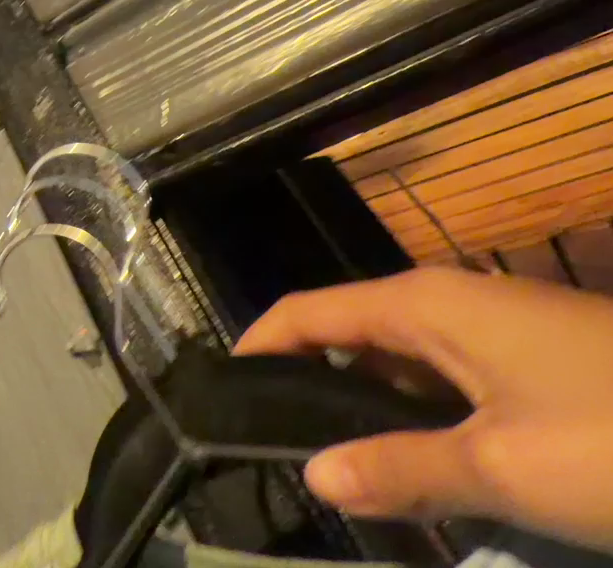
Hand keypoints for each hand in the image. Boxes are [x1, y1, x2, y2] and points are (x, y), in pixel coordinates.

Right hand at [236, 266, 612, 549]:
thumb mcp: (509, 470)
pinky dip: (436, 412)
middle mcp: (451, 301)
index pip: (302, 313)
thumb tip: (313, 478)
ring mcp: (508, 325)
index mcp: (420, 305)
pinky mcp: (553, 354)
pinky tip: (450, 461)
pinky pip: (462, 375)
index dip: (257, 349)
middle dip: (317, 386)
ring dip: (380, 407)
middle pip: (351, 333)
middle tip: (293, 444)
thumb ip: (400, 470)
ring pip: (410, 360)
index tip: (226, 395)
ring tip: (364, 462)